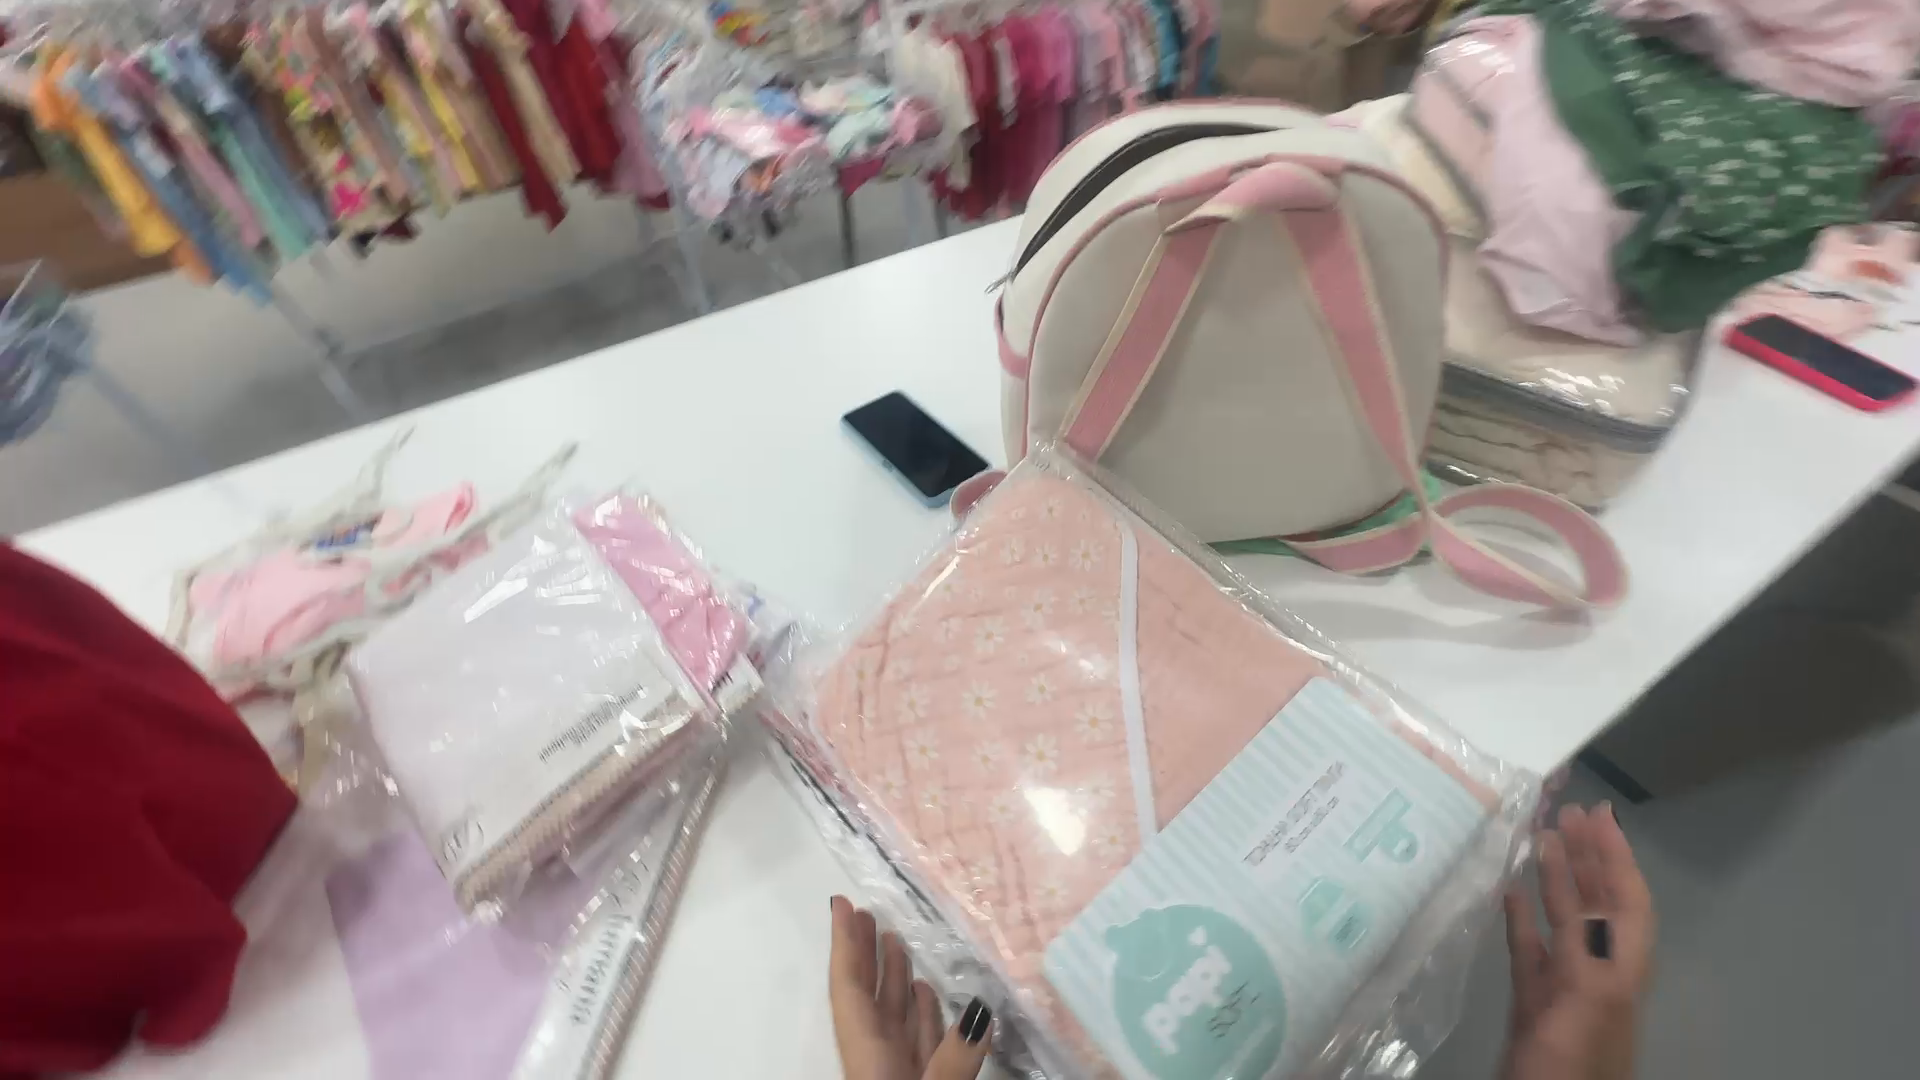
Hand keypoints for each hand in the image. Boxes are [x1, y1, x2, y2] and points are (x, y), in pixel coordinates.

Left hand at [829, 895, 993, 1079]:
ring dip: (890, 975)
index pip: (849, 989)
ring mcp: (894, 1071)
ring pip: (887, 1015)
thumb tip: (981, 1010)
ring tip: (894, 937)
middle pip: (863, 995)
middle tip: (867, 911)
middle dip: (863, 951)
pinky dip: (915, 1011)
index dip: (844, 943)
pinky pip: (910, 1038)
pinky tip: (924, 988)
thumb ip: (954, 1057)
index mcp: (866, 1057)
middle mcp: (874, 1059)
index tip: (840, 904)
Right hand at [1501, 803, 1655, 1079]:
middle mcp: (1595, 973)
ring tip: (1535, 835)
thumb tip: (1585, 906)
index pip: (1624, 904)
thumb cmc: (1566, 1068)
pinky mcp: (1531, 1001)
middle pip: (1596, 905)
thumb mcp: (1582, 1012)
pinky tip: (1505, 890)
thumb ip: (1587, 963)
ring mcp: (1562, 987)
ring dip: (1553, 877)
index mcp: (1614, 973)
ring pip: (1563, 920)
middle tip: (1564, 810)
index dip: (1615, 858)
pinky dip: (1521, 915)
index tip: (1597, 815)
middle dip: (1586, 856)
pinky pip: (1530, 947)